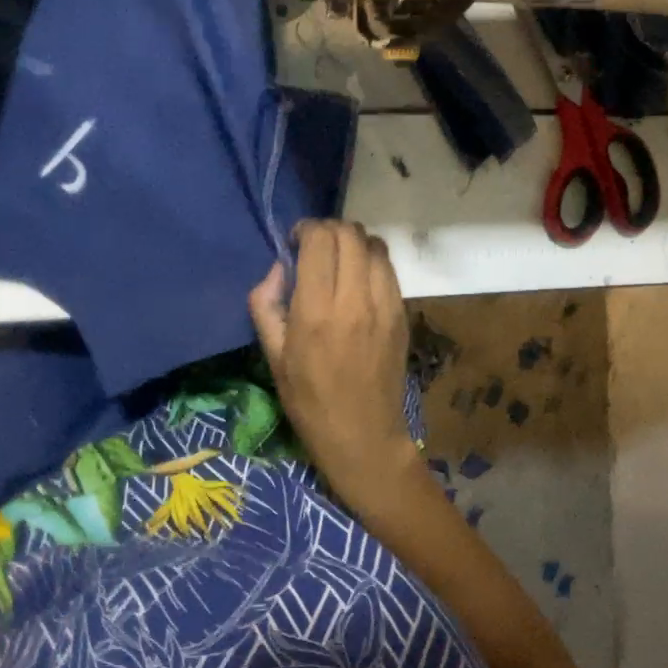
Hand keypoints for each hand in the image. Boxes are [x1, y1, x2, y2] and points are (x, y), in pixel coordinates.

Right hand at [249, 221, 419, 495]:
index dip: (305, 230)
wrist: (363, 437)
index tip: (295, 242)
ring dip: (353, 242)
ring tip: (340, 260)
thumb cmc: (309, 401)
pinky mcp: (402, 314)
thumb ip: (266, 305)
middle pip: (349, 234)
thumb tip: (277, 268)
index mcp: (316, 312)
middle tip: (315, 247)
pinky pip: (389, 268)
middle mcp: (354, 300)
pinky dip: (372, 260)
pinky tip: (359, 279)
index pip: (319, 240)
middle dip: (328, 230)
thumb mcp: (273, 357)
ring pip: (374, 244)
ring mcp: (385, 306)